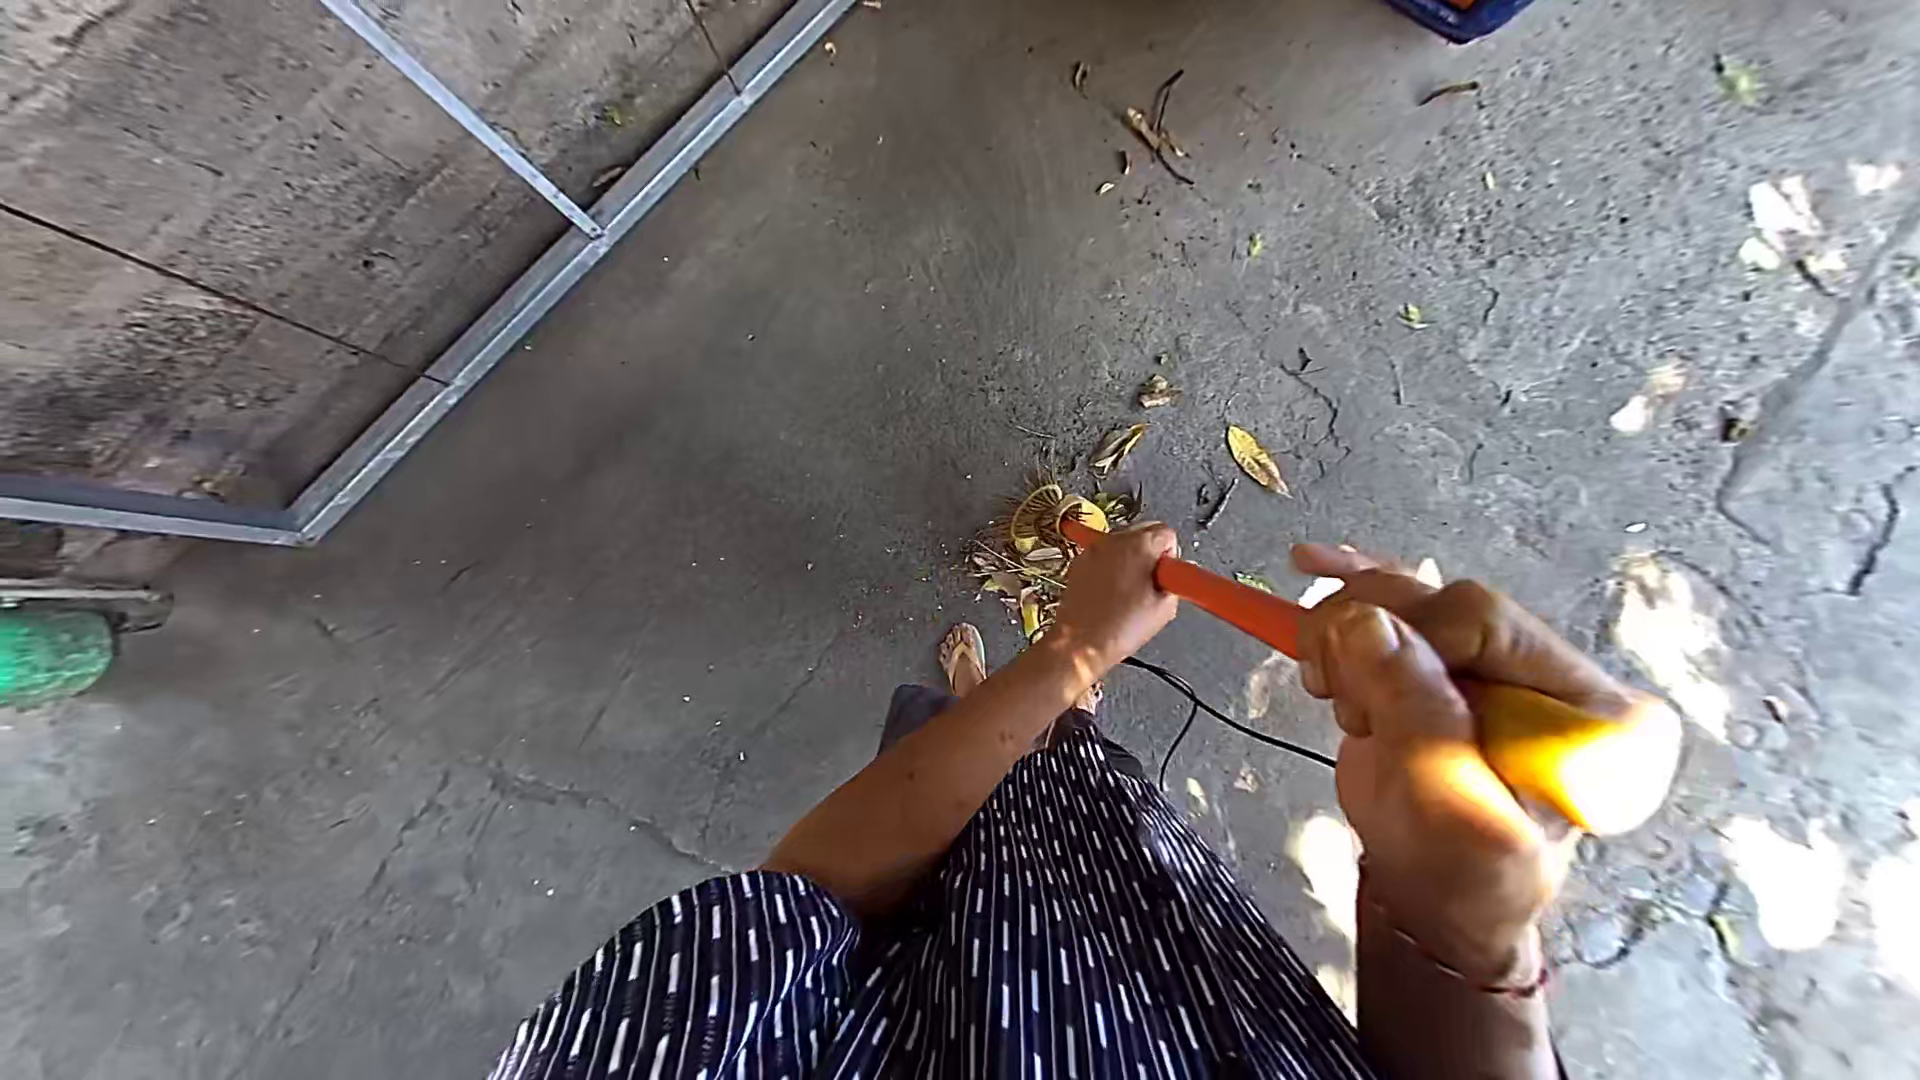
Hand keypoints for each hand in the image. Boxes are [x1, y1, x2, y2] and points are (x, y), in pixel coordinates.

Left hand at [1049, 522, 1180, 674]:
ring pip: (1122, 545)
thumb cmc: (1118, 627)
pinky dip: (1109, 568)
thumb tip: (1176, 575)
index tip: (1167, 575)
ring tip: (1128, 594)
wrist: (1080, 642)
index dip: (1171, 557)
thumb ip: (1176, 581)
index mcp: (1139, 545)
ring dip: (1129, 561)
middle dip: (1151, 556)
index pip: (1168, 534)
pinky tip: (1110, 594)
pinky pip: (1103, 557)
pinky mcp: (1079, 562)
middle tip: (1150, 586)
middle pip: (1143, 533)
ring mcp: (1093, 550)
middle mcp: (1113, 540)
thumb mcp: (1165, 607)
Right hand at [1291, 543, 1665, 983]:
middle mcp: (1538, 664)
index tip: (1367, 703)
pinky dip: (1341, 581)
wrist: (1429, 883)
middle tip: (1340, 699)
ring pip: (1390, 593)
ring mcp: (1478, 656)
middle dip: (1362, 643)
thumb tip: (1360, 619)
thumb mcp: (1443, 800)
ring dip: (1337, 636)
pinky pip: (1383, 595)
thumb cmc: (1456, 862)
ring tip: (1334, 693)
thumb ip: (1414, 708)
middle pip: (1428, 598)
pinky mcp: (1426, 655)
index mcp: (1582, 702)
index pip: (1483, 618)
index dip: (1405, 643)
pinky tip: (1309, 562)